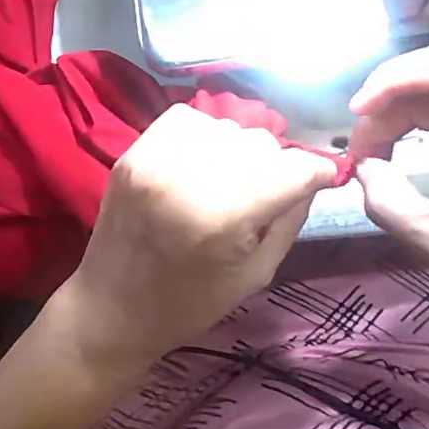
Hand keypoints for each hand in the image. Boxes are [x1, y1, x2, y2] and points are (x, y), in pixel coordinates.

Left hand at [59, 104, 339, 376]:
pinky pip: (189, 119)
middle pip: (262, 142)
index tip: (316, 183)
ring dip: (239, 152)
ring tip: (227, 184)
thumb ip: (291, 218)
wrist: (112, 309)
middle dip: (275, 166)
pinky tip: (200, 166)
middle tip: (262, 197)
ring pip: (228, 128)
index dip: (314, 174)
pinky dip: (205, 136)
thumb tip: (313, 174)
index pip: (294, 168)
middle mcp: (188, 176)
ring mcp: (155, 159)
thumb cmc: (189, 304)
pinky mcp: (134, 152)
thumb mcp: (256, 273)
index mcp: (222, 216)